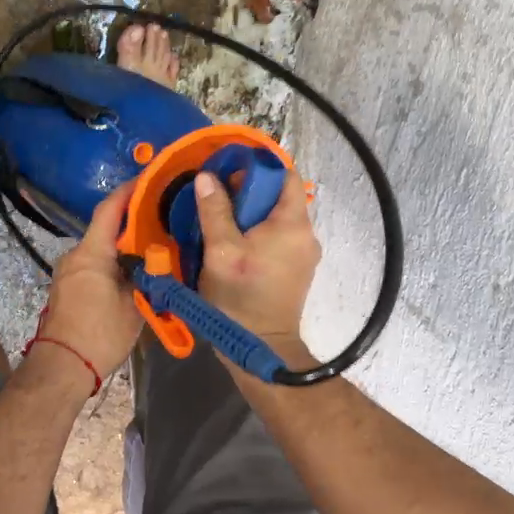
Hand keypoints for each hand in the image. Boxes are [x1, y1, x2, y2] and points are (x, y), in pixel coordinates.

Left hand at [37, 183, 141, 379]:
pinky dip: (112, 263)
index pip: (109, 210)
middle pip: (105, 230)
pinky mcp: (67, 288)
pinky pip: (93, 265)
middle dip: (132, 223)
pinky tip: (133, 272)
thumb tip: (155, 260)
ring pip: (100, 250)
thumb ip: (146, 277)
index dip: (128, 192)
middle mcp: (75, 255)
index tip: (148, 179)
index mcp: (91, 253)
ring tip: (153, 248)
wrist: (62, 366)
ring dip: (123, 247)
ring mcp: (67, 272)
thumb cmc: (99, 334)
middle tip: (162, 219)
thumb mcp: (134, 305)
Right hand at [194, 168, 320, 353]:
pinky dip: (257, 233)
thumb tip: (207, 176)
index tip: (228, 166)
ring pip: (277, 219)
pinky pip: (278, 238)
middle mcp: (306, 235)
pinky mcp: (295, 270)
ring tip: (218, 219)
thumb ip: (214, 211)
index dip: (258, 165)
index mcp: (293, 224)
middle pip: (280, 197)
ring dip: (250, 214)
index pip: (286, 175)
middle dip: (248, 191)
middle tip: (215, 195)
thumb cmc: (239, 298)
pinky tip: (232, 242)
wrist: (260, 347)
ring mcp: (303, 254)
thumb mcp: (220, 251)